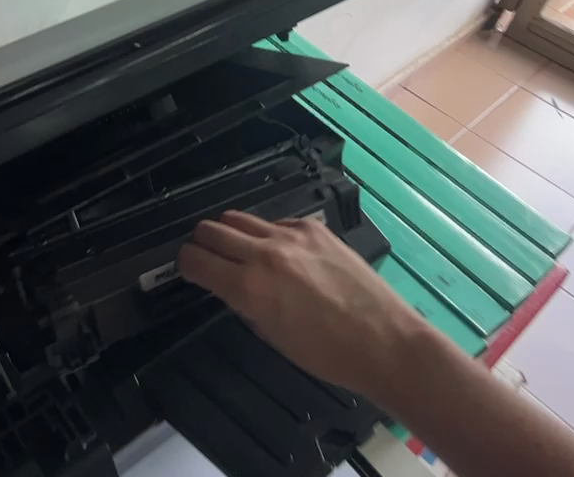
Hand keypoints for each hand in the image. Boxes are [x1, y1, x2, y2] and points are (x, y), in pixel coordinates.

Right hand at [177, 210, 438, 404]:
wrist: (388, 344)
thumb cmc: (330, 355)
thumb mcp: (273, 337)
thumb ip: (242, 303)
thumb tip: (226, 284)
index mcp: (249, 288)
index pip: (194, 259)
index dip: (186, 264)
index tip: (190, 269)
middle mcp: (264, 254)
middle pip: (209, 229)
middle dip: (203, 244)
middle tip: (210, 257)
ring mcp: (290, 236)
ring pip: (237, 218)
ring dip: (231, 234)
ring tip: (242, 251)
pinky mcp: (313, 227)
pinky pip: (274, 221)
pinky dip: (269, 235)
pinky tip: (284, 254)